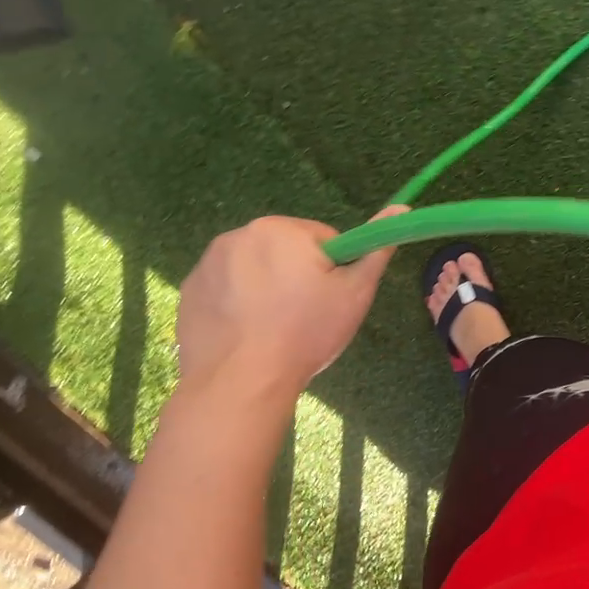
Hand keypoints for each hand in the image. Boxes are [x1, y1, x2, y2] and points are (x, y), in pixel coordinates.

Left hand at [175, 208, 405, 398]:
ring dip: (270, 286)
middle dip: (300, 274)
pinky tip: (249, 332)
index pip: (325, 238)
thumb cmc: (306, 330)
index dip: (336, 268)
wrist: (240, 381)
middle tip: (308, 313)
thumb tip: (400, 207)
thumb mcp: (356, 290)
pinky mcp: (188, 291)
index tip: (332, 297)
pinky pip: (228, 288)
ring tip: (276, 326)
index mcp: (280, 229)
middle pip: (287, 250)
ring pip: (257, 268)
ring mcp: (206, 264)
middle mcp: (238, 235)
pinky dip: (241, 303)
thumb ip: (376, 247)